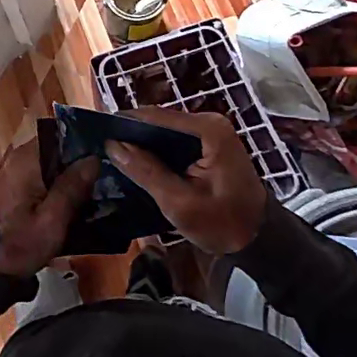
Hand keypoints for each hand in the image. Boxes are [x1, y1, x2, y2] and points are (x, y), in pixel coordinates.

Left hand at [0, 137, 99, 276]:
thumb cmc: (18, 245)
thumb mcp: (51, 222)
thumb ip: (71, 188)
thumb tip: (94, 158)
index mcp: (29, 159)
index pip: (65, 136)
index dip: (88, 145)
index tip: (111, 158)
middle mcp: (22, 156)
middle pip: (62, 149)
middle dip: (84, 163)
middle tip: (112, 179)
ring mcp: (19, 168)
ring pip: (56, 163)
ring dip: (75, 176)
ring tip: (103, 190)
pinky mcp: (19, 182)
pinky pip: (47, 174)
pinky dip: (62, 185)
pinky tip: (81, 200)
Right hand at [103, 108, 269, 253]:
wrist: (260, 239)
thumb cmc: (224, 223)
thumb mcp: (179, 203)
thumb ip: (146, 171)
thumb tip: (112, 145)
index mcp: (207, 130)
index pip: (155, 117)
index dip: (124, 124)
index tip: (96, 135)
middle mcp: (209, 122)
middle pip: (158, 121)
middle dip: (131, 135)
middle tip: (101, 151)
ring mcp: (210, 132)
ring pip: (164, 131)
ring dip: (142, 144)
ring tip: (112, 157)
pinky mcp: (208, 144)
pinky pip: (173, 141)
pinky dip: (156, 151)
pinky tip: (137, 164)